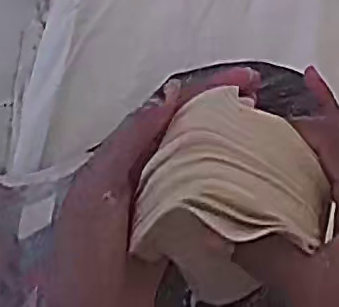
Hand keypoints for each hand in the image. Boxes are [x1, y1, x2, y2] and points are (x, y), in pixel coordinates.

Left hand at [46, 66, 262, 306]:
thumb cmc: (82, 259)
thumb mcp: (98, 189)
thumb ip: (129, 139)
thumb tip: (167, 95)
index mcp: (125, 151)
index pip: (172, 105)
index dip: (208, 87)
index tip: (243, 79)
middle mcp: (143, 167)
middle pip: (190, 123)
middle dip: (223, 103)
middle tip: (256, 94)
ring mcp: (161, 196)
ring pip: (201, 152)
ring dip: (227, 134)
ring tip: (256, 125)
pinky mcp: (175, 226)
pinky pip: (205, 190)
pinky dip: (226, 176)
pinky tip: (244, 175)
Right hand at [235, 66, 338, 306]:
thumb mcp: (305, 285)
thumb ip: (262, 248)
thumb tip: (219, 224)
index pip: (327, 135)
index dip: (290, 119)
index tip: (258, 109)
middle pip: (335, 132)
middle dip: (304, 108)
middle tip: (270, 89)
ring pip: (337, 148)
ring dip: (309, 132)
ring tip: (279, 113)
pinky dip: (317, 155)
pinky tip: (297, 154)